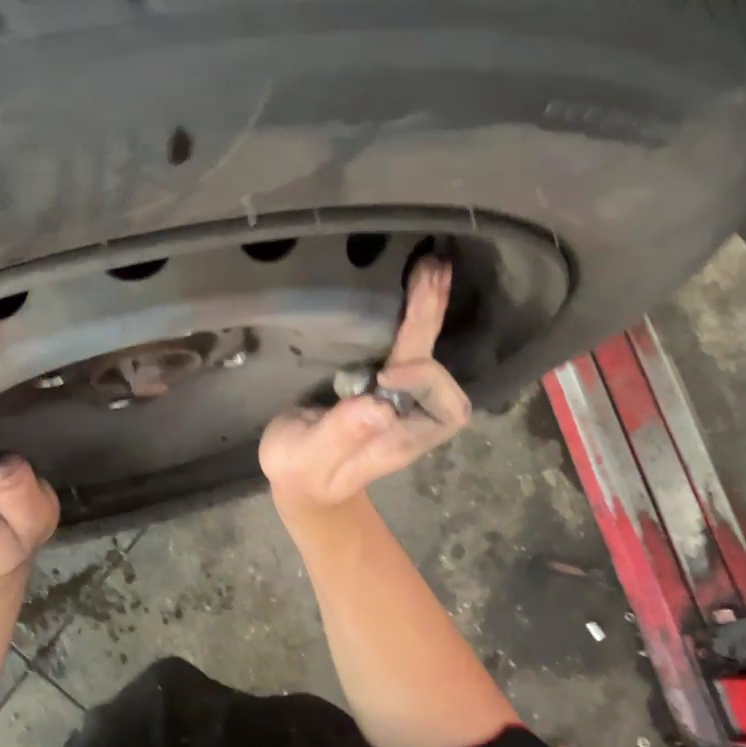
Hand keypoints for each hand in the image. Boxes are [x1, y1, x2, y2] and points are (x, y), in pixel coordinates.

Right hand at [259, 258, 471, 510]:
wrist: (305, 480)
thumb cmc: (302, 472)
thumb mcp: (306, 459)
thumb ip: (339, 436)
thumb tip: (379, 406)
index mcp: (401, 440)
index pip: (441, 408)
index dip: (421, 383)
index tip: (383, 376)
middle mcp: (412, 417)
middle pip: (443, 371)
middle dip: (433, 322)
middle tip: (431, 272)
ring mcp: (404, 398)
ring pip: (432, 352)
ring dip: (431, 310)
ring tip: (430, 267)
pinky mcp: (389, 380)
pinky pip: (413, 345)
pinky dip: (418, 312)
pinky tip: (416, 282)